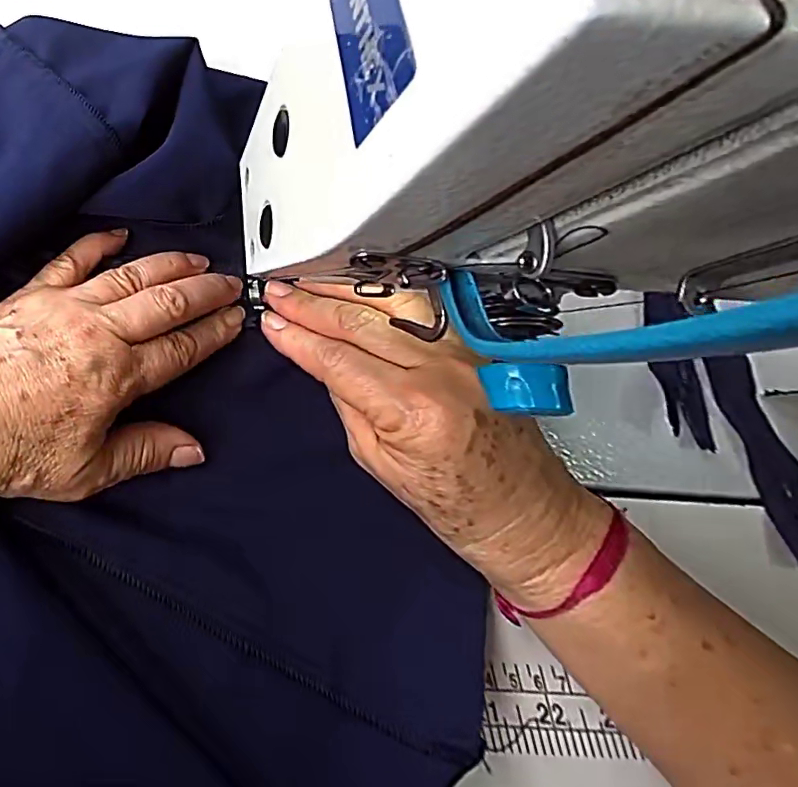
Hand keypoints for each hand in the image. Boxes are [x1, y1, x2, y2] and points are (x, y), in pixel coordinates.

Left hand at [0, 230, 245, 518]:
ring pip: (127, 276)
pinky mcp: (29, 296)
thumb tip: (192, 448)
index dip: (214, 332)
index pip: (181, 348)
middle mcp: (95, 332)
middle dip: (204, 290)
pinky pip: (70, 261)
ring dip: (165, 265)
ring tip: (194, 258)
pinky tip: (117, 237)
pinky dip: (96, 246)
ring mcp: (61, 307)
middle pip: (164, 302)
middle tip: (230, 283)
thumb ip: (143, 452)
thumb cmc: (8, 452)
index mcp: (115, 377)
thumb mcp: (84, 472)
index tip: (237, 319)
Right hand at [257, 280, 610, 609]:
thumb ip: (346, 401)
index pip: (335, 357)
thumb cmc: (459, 502)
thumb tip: (321, 360)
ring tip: (308, 282)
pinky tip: (356, 288)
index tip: (271, 323)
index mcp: (413, 410)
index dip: (295, 337)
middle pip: (357, 322)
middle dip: (309, 305)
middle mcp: (443, 374)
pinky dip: (380, 293)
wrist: (526, 514)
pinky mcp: (473, 351)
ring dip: (342, 289)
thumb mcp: (375, 458)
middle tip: (277, 294)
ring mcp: (463, 357)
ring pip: (391, 302)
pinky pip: (421, 308)